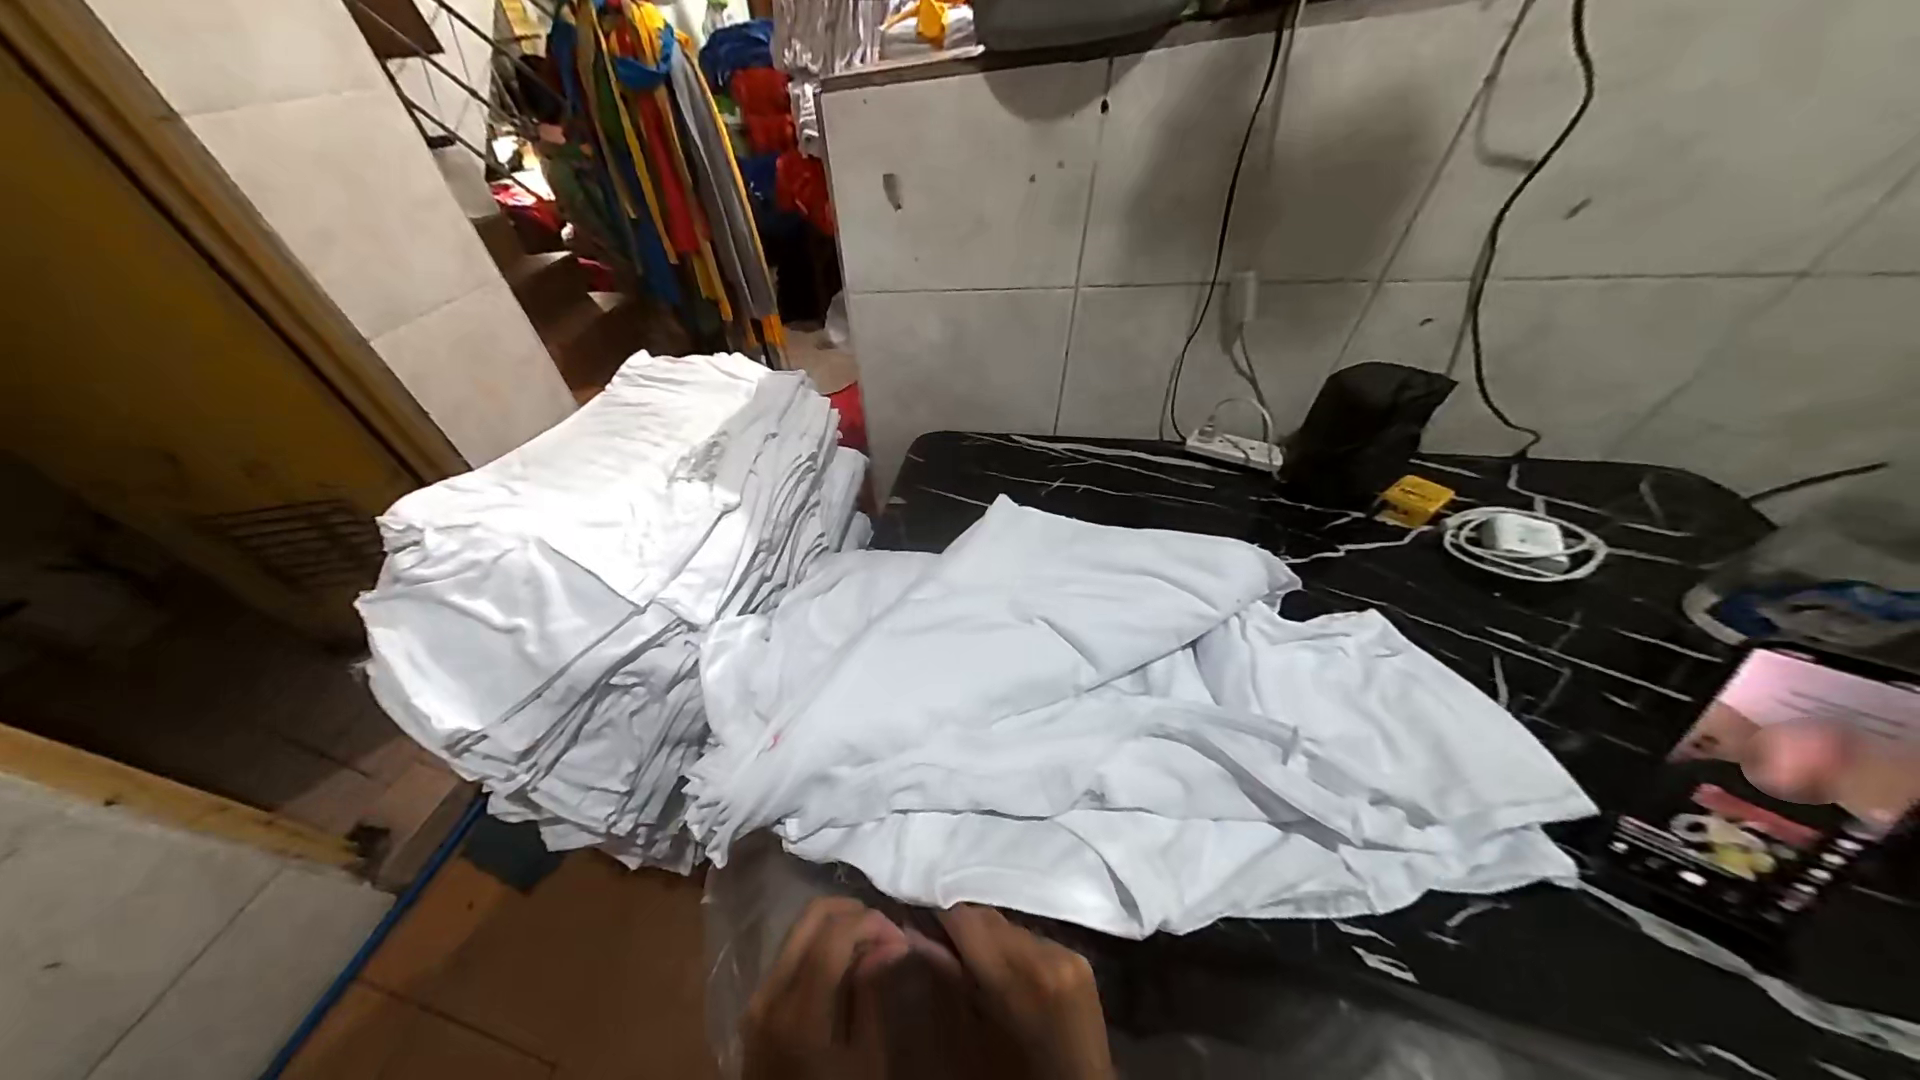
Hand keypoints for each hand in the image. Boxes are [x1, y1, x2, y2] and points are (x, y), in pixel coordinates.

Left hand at [742, 897, 910, 1079]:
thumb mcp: (866, 1059)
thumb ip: (871, 992)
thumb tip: (890, 942)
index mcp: (798, 1014)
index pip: (834, 936)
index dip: (872, 922)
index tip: (901, 937)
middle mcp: (769, 994)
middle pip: (810, 917)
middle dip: (853, 911)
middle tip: (886, 930)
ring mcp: (757, 997)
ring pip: (798, 928)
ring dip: (837, 923)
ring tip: (871, 941)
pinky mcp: (756, 1003)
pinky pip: (790, 951)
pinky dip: (821, 941)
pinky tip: (846, 957)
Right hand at [938, 904, 1114, 1079]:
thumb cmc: (1014, 1073)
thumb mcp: (973, 1033)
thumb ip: (948, 977)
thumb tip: (914, 934)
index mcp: (1012, 977)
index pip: (966, 918)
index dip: (943, 919)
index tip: (928, 928)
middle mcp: (1043, 954)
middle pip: (990, 917)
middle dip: (966, 928)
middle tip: (951, 952)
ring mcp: (1066, 953)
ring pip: (1012, 925)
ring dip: (995, 939)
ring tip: (987, 969)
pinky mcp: (1081, 957)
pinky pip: (1037, 938)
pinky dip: (1020, 949)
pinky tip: (1018, 976)